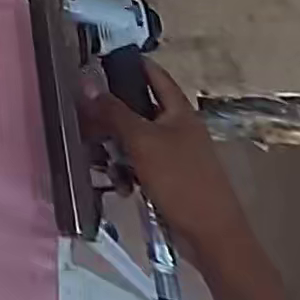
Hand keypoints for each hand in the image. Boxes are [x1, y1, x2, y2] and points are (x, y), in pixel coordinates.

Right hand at [84, 59, 244, 247]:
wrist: (213, 238)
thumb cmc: (181, 180)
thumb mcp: (142, 141)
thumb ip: (113, 111)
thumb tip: (87, 83)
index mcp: (178, 109)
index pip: (152, 73)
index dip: (129, 63)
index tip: (99, 60)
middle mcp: (176, 126)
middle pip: (137, 107)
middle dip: (111, 113)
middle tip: (86, 117)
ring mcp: (173, 153)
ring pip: (134, 137)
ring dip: (115, 146)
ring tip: (100, 159)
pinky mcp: (168, 178)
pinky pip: (139, 163)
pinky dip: (126, 169)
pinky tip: (119, 184)